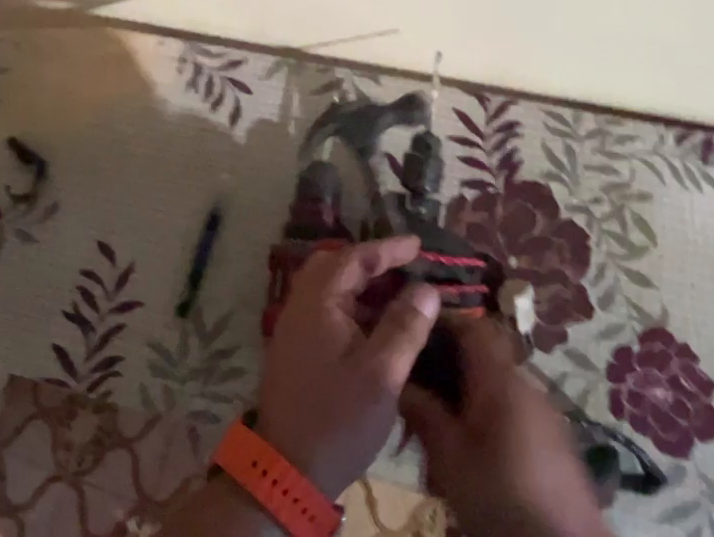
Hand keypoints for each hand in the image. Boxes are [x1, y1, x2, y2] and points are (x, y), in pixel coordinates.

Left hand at [253, 236, 440, 498]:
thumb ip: (404, 326)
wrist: (288, 467)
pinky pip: (324, 309)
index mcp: (317, 302)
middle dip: (370, 260)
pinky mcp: (295, 349)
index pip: (353, 258)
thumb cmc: (338, 418)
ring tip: (398, 291)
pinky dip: (350, 305)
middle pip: (334, 265)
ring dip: (360, 283)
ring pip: (327, 288)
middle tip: (406, 265)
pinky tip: (375, 323)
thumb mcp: (382, 373)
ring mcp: (293, 328)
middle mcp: (299, 306)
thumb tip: (426, 288)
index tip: (418, 245)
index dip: (387, 249)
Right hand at [399, 317, 611, 536]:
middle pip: (479, 359)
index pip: (473, 325)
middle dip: (442, 373)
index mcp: (502, 380)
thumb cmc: (501, 497)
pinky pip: (509, 417)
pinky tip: (464, 461)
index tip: (408, 333)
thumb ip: (422, 411)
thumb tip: (397, 378)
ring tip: (431, 440)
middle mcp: (527, 387)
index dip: (441, 322)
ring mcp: (544, 417)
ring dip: (460, 404)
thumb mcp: (448, 456)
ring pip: (491, 392)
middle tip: (409, 397)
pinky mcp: (552, 446)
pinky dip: (482, 425)